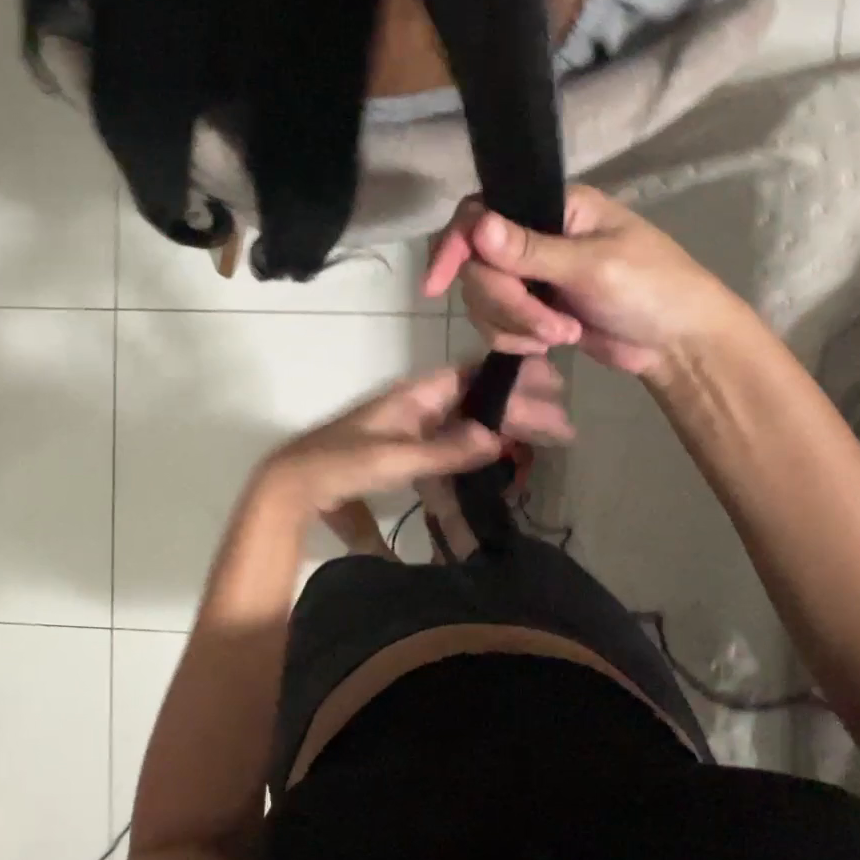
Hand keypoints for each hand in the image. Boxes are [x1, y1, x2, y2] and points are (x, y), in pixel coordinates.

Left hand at [262, 361, 572, 512]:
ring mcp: (412, 428)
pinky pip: (453, 442)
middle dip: (519, 406)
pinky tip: (499, 457)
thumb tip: (497, 439)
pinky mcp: (404, 451)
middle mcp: (418, 405)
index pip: (474, 376)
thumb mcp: (393, 458)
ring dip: (505, 426)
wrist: (295, 483)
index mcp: (415, 395)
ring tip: (546, 438)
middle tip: (564, 425)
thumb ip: (443, 451)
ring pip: (468, 419)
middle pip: (478, 398)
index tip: (553, 386)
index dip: (513, 378)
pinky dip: (479, 447)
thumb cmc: (339, 463)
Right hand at [422, 186, 746, 377]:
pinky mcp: (530, 309)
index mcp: (552, 207)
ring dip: (514, 326)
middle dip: (507, 304)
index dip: (453, 248)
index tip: (434, 285)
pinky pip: (494, 323)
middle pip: (476, 267)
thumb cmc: (654, 290)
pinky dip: (514, 339)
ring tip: (561, 336)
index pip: (479, 215)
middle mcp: (532, 235)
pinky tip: (548, 345)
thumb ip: (531, 250)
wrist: (678, 344)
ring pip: (481, 300)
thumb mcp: (595, 268)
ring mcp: (530, 275)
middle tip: (549, 328)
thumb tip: (477, 226)